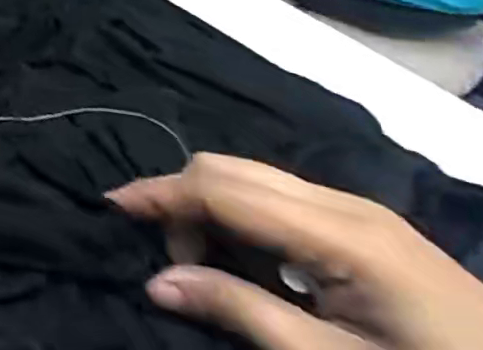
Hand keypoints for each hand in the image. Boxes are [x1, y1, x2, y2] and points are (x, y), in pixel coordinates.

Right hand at [107, 155, 482, 349]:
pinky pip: (282, 199)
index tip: (113, 205)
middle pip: (232, 169)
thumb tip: (158, 280)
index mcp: (337, 229)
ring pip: (254, 178)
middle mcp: (342, 199)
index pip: (221, 186)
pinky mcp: (370, 226)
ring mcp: (360, 208)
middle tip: (169, 261)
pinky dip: (247, 218)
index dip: (161, 192)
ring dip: (214, 209)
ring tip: (206, 267)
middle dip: (184, 200)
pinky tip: (252, 262)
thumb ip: (241, 312)